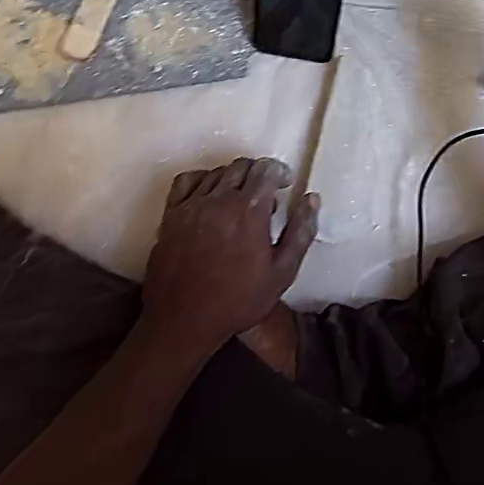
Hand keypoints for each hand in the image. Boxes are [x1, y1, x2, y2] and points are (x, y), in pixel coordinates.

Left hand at [141, 158, 319, 353]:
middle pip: (241, 167)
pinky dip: (202, 179)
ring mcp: (193, 203)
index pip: (265, 170)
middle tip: (265, 194)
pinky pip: (187, 180)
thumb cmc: (238, 300)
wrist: (184, 318)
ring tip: (239, 198)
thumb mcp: (281, 273)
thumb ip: (300, 232)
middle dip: (257, 173)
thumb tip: (312, 199)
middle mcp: (219, 198)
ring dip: (232, 177)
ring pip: (216, 172)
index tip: (284, 183)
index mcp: (248, 210)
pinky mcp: (172, 212)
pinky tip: (208, 193)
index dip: (278, 172)